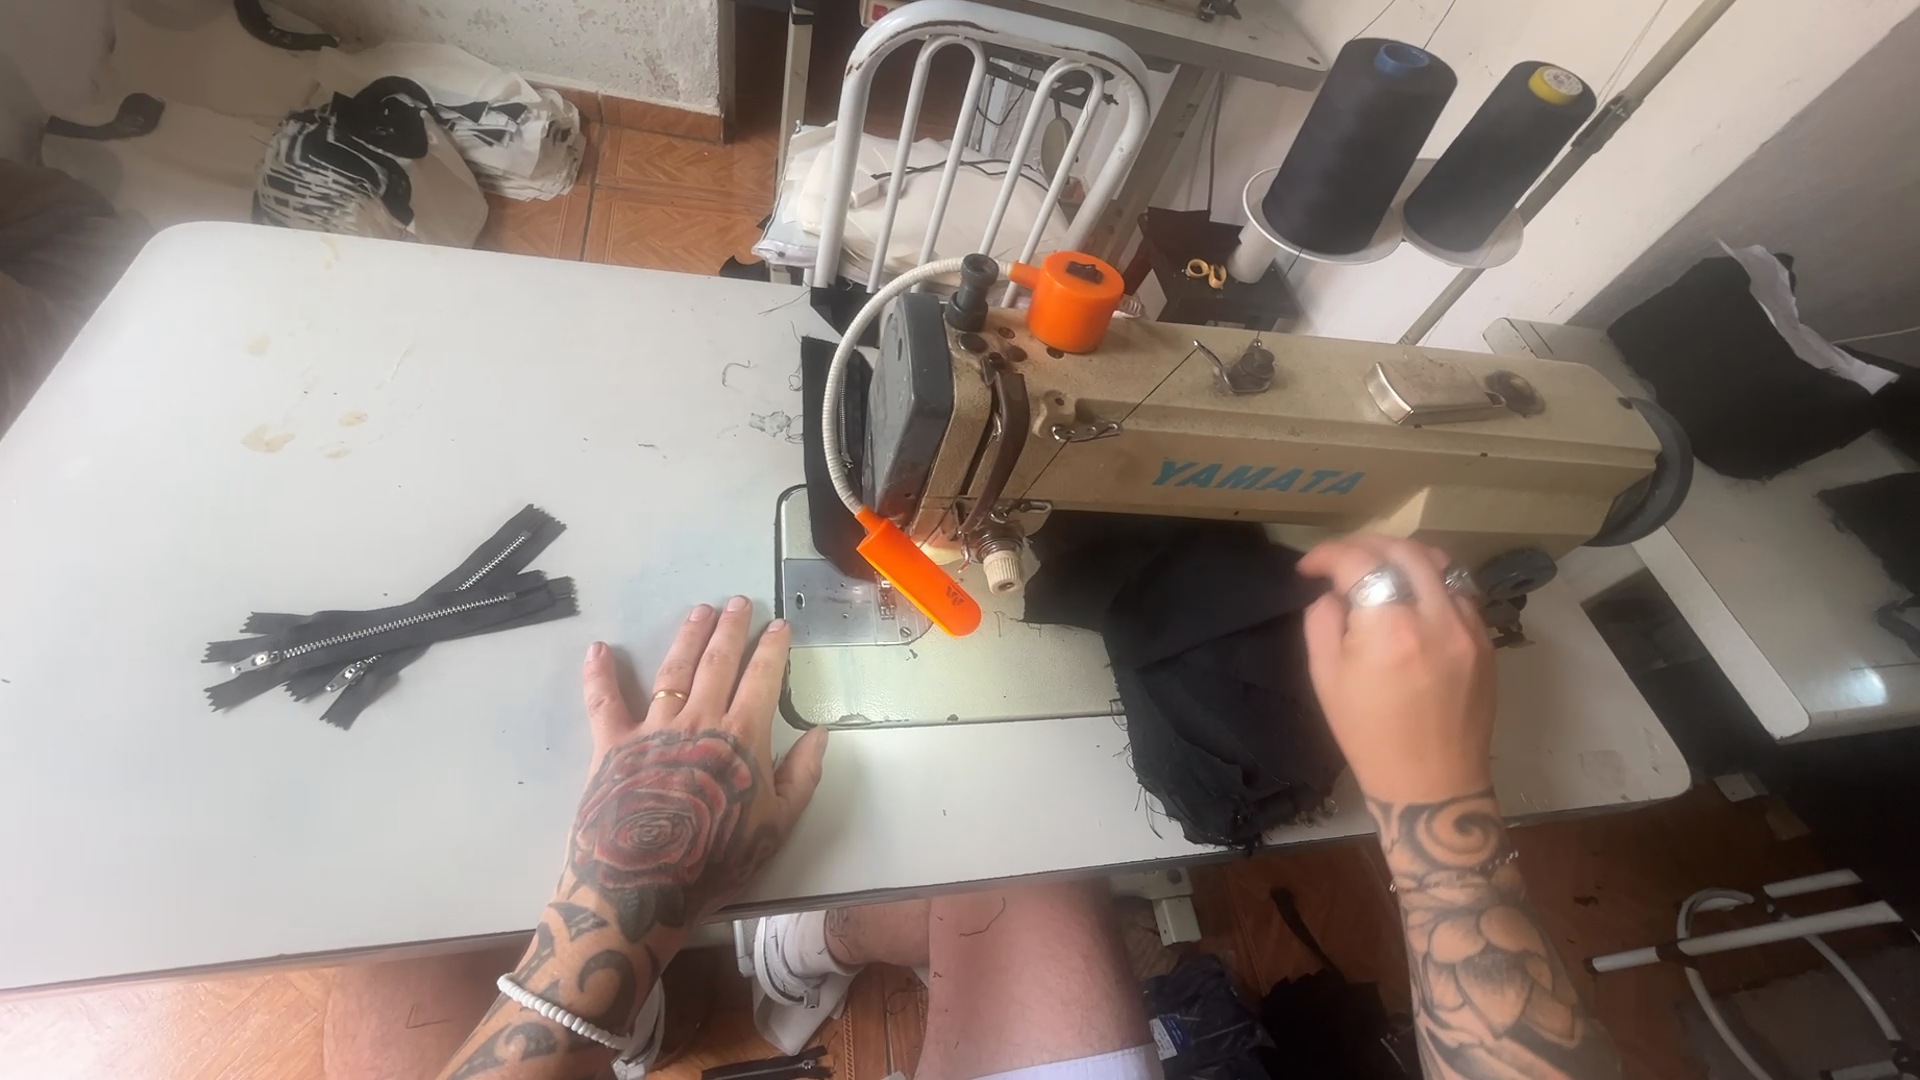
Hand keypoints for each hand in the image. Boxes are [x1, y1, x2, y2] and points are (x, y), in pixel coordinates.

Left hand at [563, 597, 829, 945]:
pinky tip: (598, 648)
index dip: (773, 647)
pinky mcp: (610, 745)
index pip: (762, 676)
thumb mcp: (778, 823)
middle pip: (718, 660)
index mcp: (742, 734)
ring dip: (688, 636)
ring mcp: (653, 728)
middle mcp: (699, 719)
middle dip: (732, 628)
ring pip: (673, 669)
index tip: (779, 625)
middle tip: (739, 601)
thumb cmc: (716, 859)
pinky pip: (603, 702)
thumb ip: (803, 774)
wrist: (640, 891)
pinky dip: (600, 674)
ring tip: (699, 610)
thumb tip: (821, 732)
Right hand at [1298, 536, 1494, 803]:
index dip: (1327, 555)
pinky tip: (1409, 596)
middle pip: (1402, 550)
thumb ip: (1322, 622)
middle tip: (1338, 561)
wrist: (1431, 779)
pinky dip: (1429, 579)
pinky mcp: (1485, 640)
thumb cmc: (1366, 732)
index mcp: (1388, 628)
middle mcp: (1435, 617)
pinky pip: (1459, 590)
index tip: (1308, 567)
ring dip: (1400, 554)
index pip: (1358, 562)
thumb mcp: (1324, 676)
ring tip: (1376, 569)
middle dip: (1363, 545)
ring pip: (1439, 562)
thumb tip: (1332, 593)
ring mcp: (1469, 627)